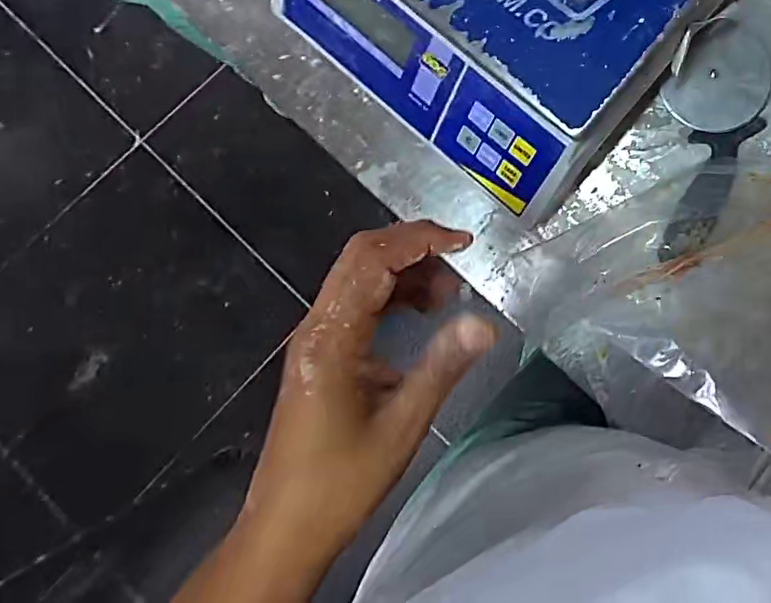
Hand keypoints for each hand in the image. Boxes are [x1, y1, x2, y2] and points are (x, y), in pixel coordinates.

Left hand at [198, 222, 496, 598]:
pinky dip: (397, 289)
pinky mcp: (322, 349)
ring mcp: (316, 337)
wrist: (284, 530)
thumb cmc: (341, 480)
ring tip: (449, 293)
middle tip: (460, 255)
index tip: (465, 243)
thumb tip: (487, 323)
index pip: (374, 260)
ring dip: (409, 267)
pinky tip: (425, 312)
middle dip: (415, 242)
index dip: (421, 240)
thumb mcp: (403, 423)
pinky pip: (361, 296)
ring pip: (361, 272)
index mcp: (333, 337)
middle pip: (362, 254)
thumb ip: (443, 365)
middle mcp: (318, 326)